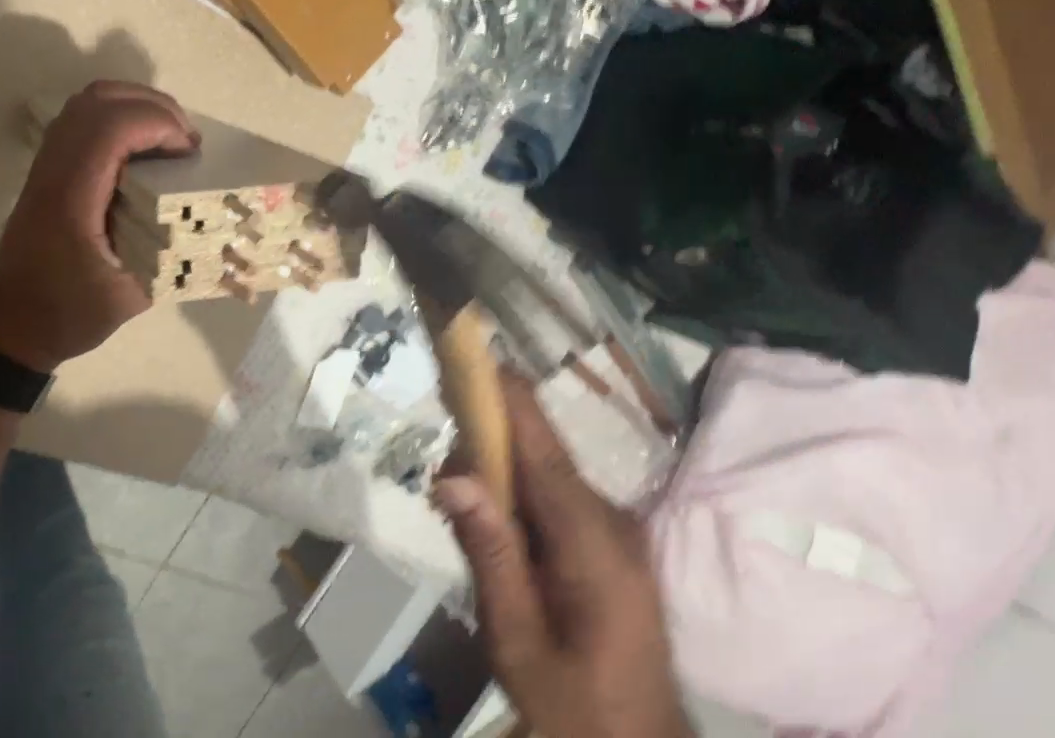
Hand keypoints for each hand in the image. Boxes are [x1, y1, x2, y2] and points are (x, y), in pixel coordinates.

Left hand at [0, 81, 199, 372]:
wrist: (11, 326)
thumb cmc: (67, 314)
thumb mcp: (129, 295)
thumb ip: (170, 255)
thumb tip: (213, 225)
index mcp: (71, 198)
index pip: (111, 127)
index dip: (158, 124)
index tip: (189, 154)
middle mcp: (53, 170)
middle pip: (99, 100)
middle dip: (153, 107)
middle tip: (187, 143)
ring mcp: (45, 166)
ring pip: (87, 103)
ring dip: (135, 107)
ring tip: (170, 141)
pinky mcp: (46, 171)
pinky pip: (81, 121)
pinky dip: (117, 119)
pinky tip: (143, 152)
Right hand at [433, 371, 690, 737]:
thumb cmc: (575, 708)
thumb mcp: (518, 641)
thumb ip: (489, 554)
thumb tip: (453, 477)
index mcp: (595, 545)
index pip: (543, 451)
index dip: (508, 399)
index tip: (473, 353)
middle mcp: (612, 524)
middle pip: (542, 454)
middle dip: (487, 430)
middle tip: (438, 430)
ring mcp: (615, 534)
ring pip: (545, 474)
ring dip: (496, 463)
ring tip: (449, 481)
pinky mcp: (608, 547)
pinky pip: (553, 499)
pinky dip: (513, 490)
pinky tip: (484, 509)